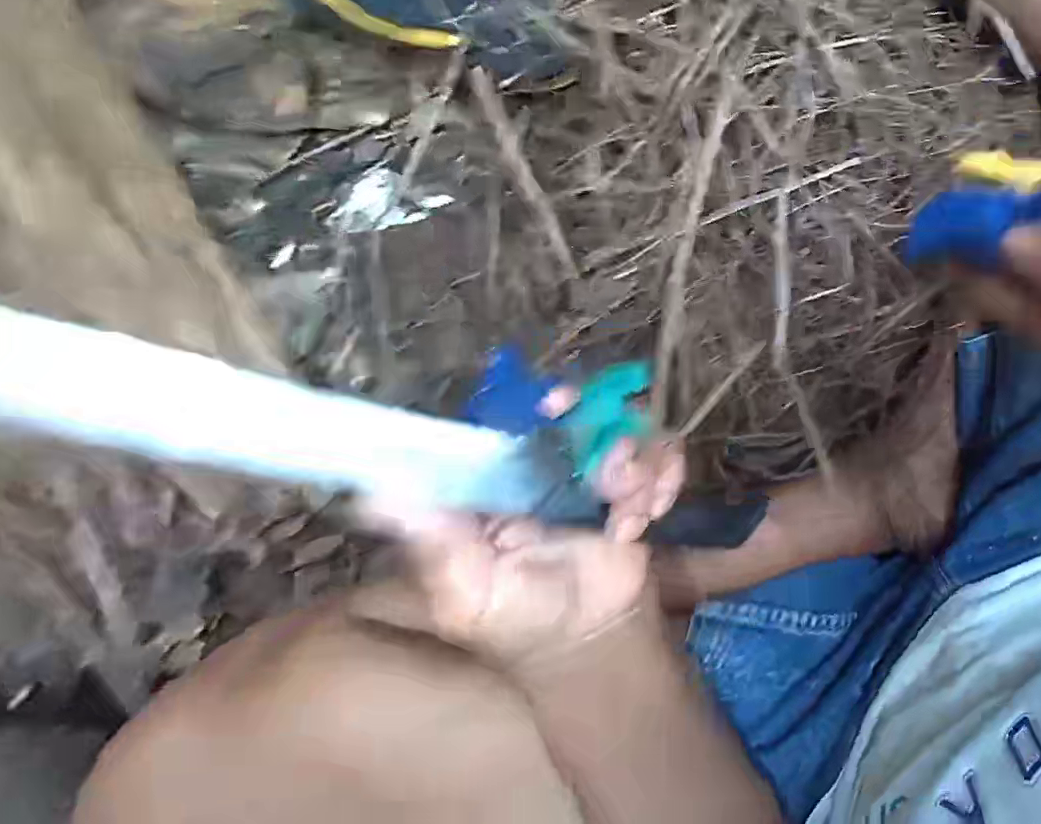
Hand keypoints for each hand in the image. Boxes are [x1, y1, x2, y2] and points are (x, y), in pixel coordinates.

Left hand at [354, 435, 686, 671]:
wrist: (590, 636)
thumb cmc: (520, 618)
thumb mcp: (469, 589)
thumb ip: (436, 540)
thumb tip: (374, 492)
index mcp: (507, 480)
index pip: (522, 420)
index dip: (543, 403)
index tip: (560, 403)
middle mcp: (555, 466)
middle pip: (590, 412)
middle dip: (610, 435)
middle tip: (615, 472)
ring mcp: (602, 471)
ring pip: (633, 431)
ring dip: (641, 469)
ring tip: (632, 514)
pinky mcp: (641, 483)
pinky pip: (665, 454)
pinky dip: (666, 478)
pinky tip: (652, 513)